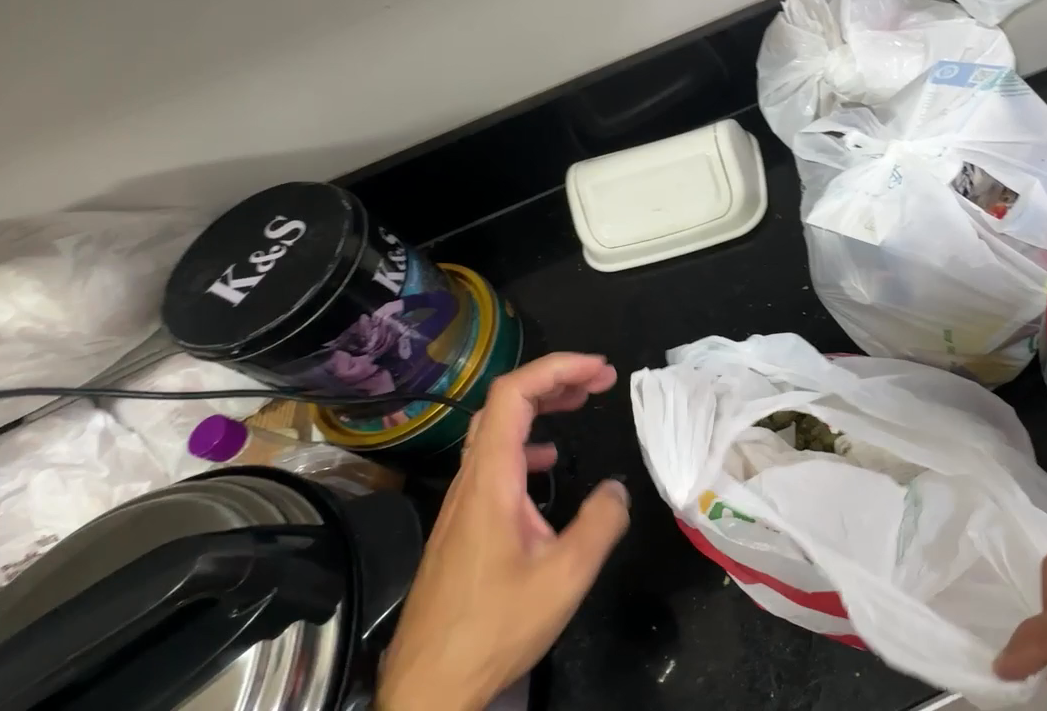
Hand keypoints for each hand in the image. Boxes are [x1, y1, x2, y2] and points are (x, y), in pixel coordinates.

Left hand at [377, 353, 629, 710]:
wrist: (429, 687)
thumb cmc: (495, 628)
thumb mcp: (565, 578)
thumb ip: (600, 524)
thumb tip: (617, 488)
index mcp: (492, 482)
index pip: (514, 395)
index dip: (558, 368)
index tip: (601, 371)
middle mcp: (471, 482)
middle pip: (504, 404)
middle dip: (555, 379)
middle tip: (601, 380)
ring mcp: (463, 503)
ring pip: (497, 431)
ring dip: (540, 407)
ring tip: (580, 404)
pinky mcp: (463, 525)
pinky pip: (494, 461)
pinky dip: (526, 442)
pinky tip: (548, 463)